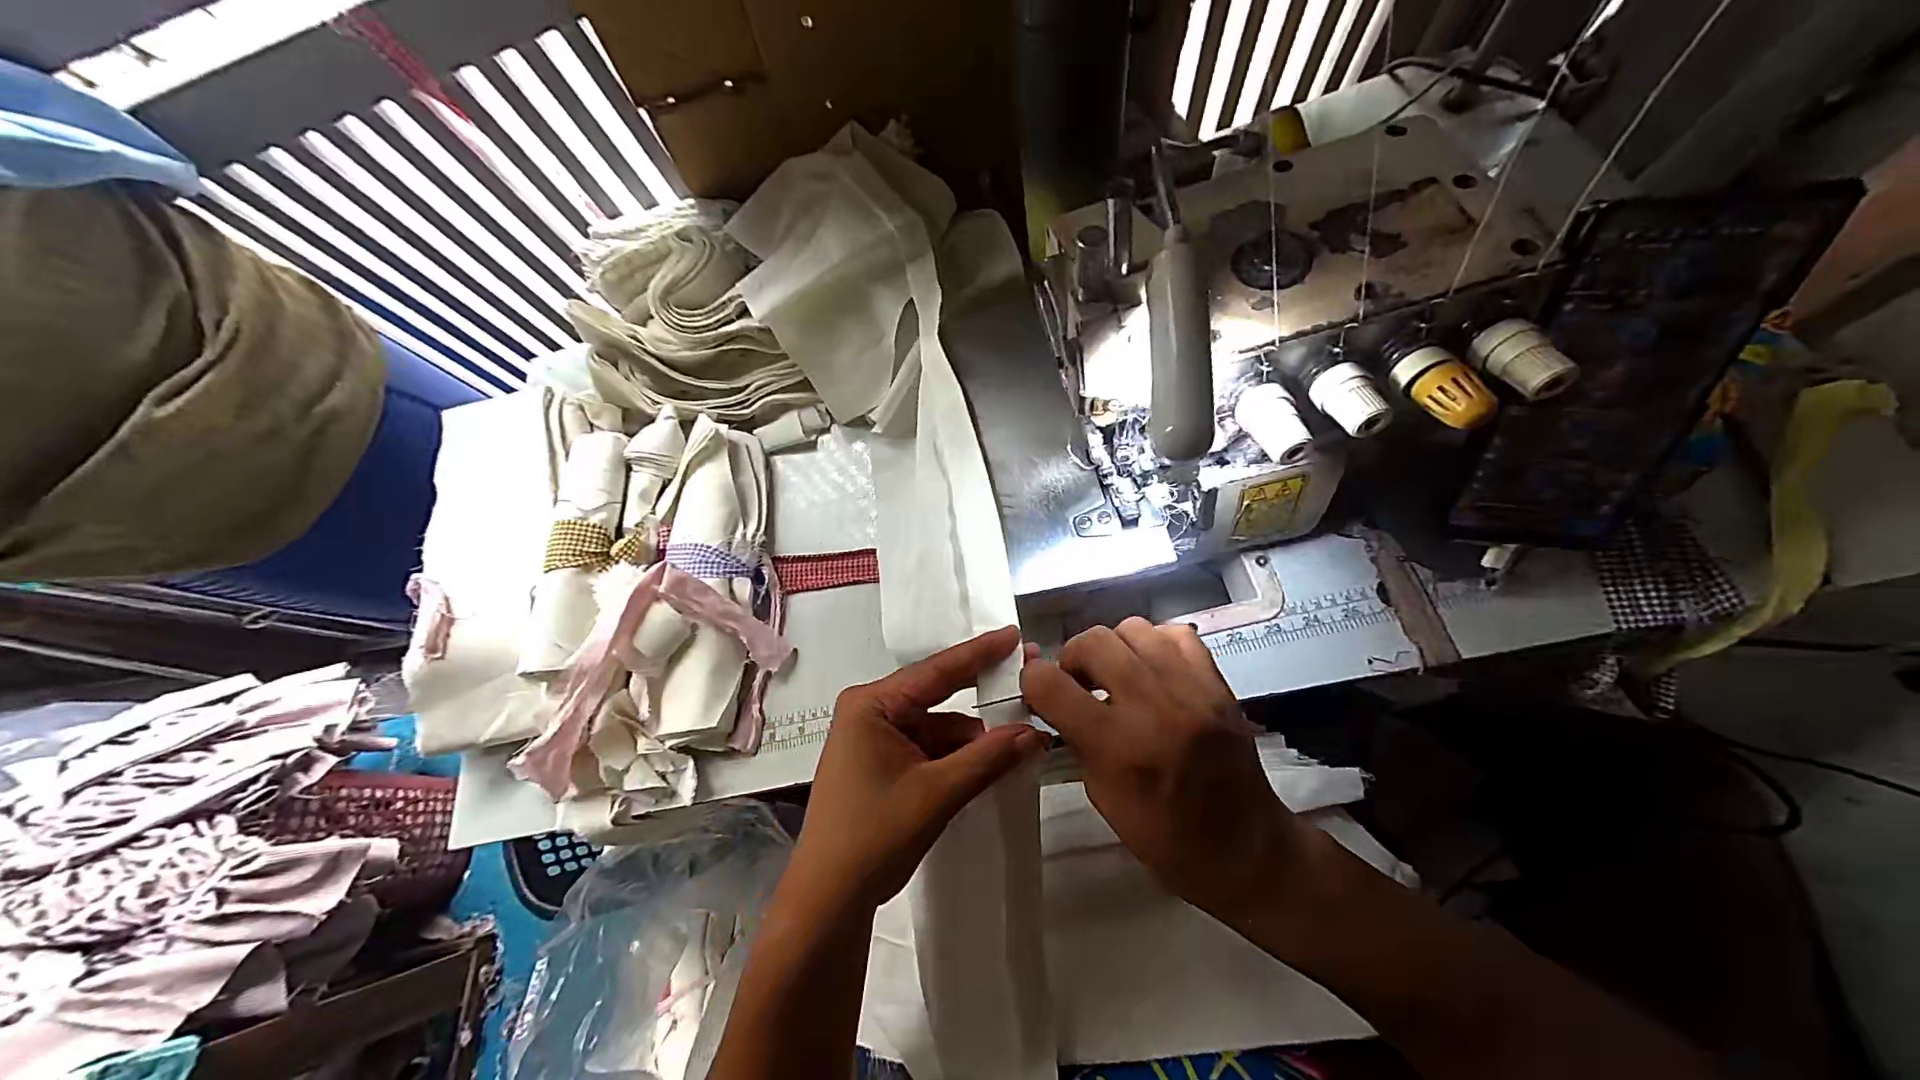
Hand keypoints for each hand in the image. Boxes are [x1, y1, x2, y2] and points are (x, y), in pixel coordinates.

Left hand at [786, 626, 1049, 915]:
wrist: (829, 897)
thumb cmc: (874, 835)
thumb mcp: (937, 793)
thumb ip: (988, 758)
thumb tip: (1034, 732)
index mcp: (872, 705)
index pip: (936, 670)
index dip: (980, 653)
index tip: (1015, 635)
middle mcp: (870, 711)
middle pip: (937, 695)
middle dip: (982, 694)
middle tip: (1026, 679)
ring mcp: (874, 738)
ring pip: (937, 725)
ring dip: (973, 736)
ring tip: (1020, 736)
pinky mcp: (880, 762)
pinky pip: (927, 747)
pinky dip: (957, 755)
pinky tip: (990, 762)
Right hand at [1021, 617, 1300, 919]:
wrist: (1246, 848)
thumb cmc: (1166, 838)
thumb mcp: (1103, 796)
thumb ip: (1078, 740)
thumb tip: (1056, 700)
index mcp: (1120, 745)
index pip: (1052, 685)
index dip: (1033, 682)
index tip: (1037, 691)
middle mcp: (1155, 706)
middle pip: (1093, 641)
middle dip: (1072, 659)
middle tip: (1078, 684)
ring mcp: (1192, 689)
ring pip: (1132, 628)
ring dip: (1113, 648)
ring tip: (1116, 675)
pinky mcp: (1218, 683)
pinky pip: (1175, 634)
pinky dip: (1154, 645)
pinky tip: (1152, 671)